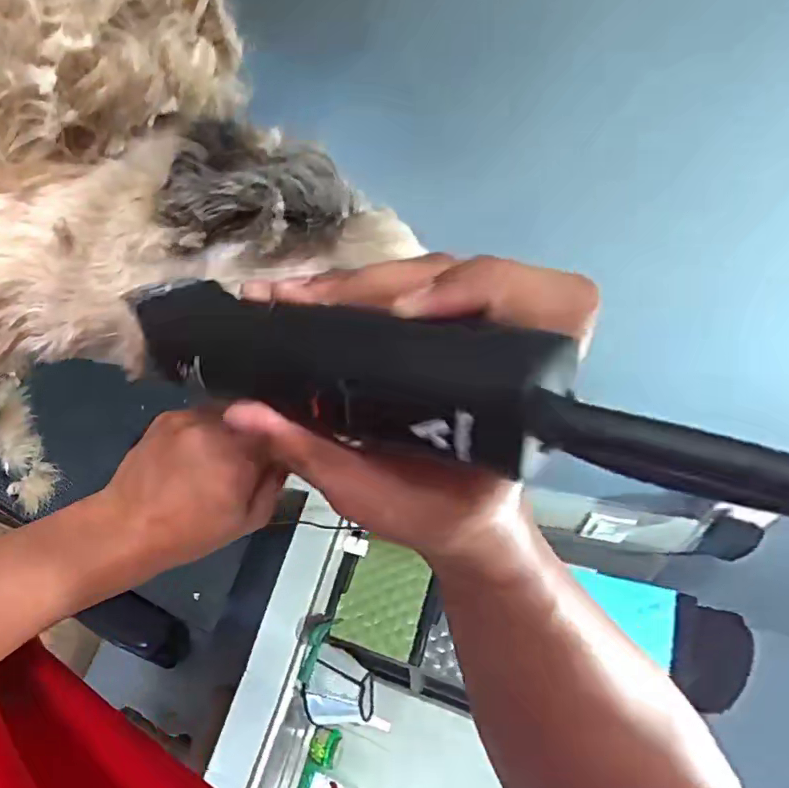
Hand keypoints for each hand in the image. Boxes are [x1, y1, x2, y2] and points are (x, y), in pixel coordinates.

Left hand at [88, 410, 286, 578]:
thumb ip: (273, 485)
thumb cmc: (188, 532)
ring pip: (226, 413)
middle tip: (247, 461)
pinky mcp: (166, 416)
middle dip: (256, 435)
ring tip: (216, 459)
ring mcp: (188, 418)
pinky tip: (194, 454)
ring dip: (230, 430)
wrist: (130, 525)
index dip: (281, 444)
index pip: (279, 432)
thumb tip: (283, 461)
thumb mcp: (246, 521)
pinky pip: (198, 415)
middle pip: (253, 417)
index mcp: (239, 457)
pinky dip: (203, 430)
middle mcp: (215, 429)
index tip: (277, 457)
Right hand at [227, 255, 599, 568]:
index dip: (480, 287)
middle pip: (459, 273)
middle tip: (304, 300)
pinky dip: (353, 288)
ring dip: (356, 281)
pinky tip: (308, 296)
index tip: (404, 314)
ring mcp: (473, 328)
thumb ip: (311, 452)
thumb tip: (241, 412)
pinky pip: (405, 287)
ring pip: (428, 270)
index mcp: (518, 392)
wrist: (453, 517)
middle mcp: (506, 347)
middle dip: (375, 283)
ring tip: (293, 296)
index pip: (547, 303)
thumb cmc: (429, 512)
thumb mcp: (370, 493)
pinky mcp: (438, 326)